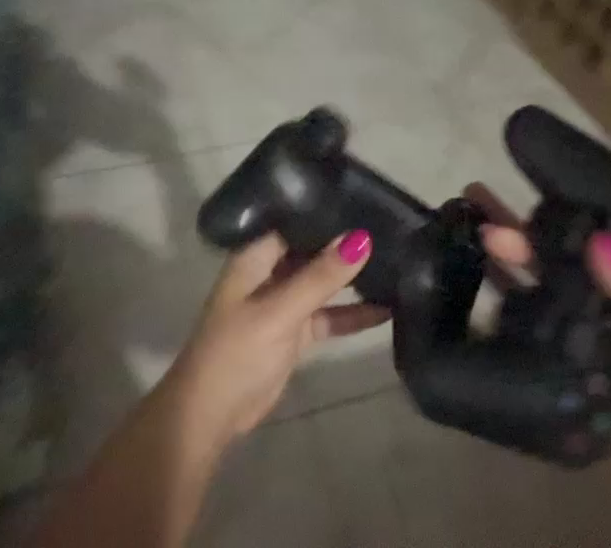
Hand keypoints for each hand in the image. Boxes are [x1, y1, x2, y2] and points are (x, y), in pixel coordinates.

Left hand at [163, 230, 388, 446]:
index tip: (365, 197)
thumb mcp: (280, 311)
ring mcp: (282, 302)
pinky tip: (386, 309)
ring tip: (397, 261)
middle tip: (393, 226)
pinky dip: (351, 313)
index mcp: (254, 257)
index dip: (325, 209)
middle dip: (344, 242)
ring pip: (322, 282)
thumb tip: (361, 238)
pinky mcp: (294, 331)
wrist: (212, 413)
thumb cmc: (237, 352)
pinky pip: (327, 314)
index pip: (292, 220)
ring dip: (351, 277)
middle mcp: (268, 272)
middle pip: (310, 249)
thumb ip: (320, 277)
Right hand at [464, 185, 610, 509]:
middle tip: (468, 212)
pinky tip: (458, 301)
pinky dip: (487, 318)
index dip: (542, 222)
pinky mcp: (544, 375)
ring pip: (522, 295)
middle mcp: (587, 308)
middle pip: (540, 264)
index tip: (513, 197)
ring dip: (493, 269)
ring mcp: (563, 342)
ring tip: (453, 243)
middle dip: (507, 236)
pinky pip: (512, 339)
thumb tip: (594, 238)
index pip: (574, 245)